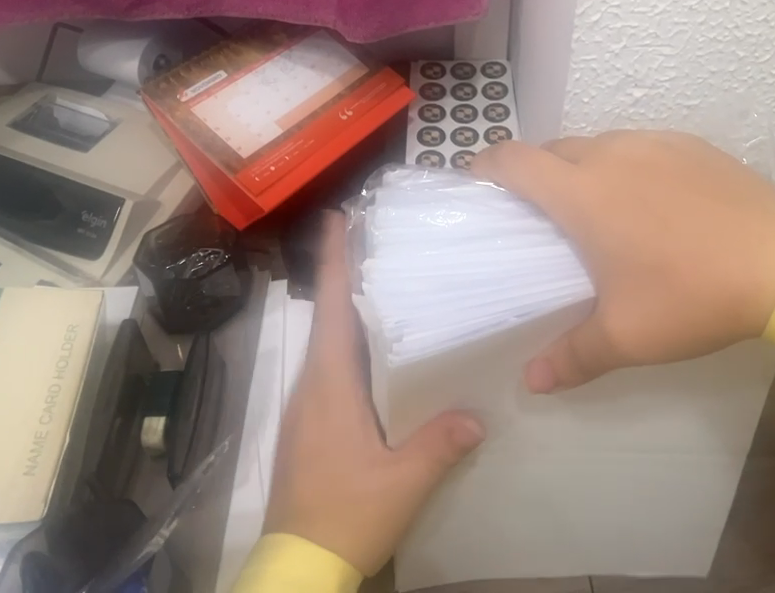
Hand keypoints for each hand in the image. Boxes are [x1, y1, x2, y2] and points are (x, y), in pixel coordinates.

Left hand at [264, 212, 485, 574]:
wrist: (297, 568)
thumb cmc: (345, 515)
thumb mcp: (401, 483)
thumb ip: (438, 445)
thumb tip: (477, 415)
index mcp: (329, 386)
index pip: (332, 309)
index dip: (335, 260)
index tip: (338, 217)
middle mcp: (311, 387)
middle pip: (328, 318)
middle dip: (346, 275)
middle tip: (377, 239)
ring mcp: (306, 409)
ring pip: (327, 344)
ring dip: (348, 309)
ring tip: (383, 284)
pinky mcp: (309, 428)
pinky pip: (329, 370)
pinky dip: (349, 344)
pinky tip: (377, 353)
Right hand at [475, 131, 774, 393]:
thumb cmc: (691, 296)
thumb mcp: (627, 336)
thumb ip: (572, 356)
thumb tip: (531, 381)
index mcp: (582, 193)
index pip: (514, 160)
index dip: (487, 166)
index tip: (478, 184)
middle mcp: (611, 154)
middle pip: (553, 150)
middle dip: (536, 173)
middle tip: (542, 215)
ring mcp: (653, 143)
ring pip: (599, 144)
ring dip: (584, 169)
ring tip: (599, 210)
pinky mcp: (690, 144)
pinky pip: (640, 147)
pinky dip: (628, 166)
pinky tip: (653, 204)